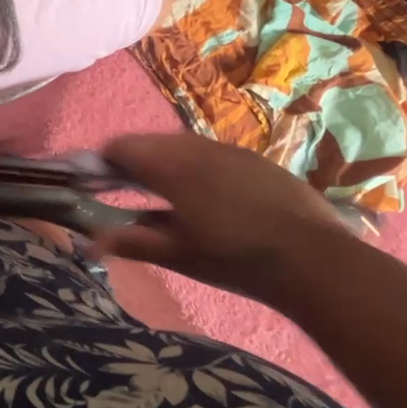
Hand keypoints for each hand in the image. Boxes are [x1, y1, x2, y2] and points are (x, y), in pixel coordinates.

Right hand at [91, 134, 359, 304]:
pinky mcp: (259, 161)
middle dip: (133, 161)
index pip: (119, 148)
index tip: (93, 181)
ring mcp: (230, 151)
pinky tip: (213, 197)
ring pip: (183, 146)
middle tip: (126, 188)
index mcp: (169, 166)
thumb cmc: (236, 259)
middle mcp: (195, 148)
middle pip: (149, 143)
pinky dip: (199, 167)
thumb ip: (131, 242)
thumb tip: (87, 242)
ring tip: (168, 192)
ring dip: (166, 161)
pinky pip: (215, 154)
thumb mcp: (178, 254)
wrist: (319, 264)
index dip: (101, 162)